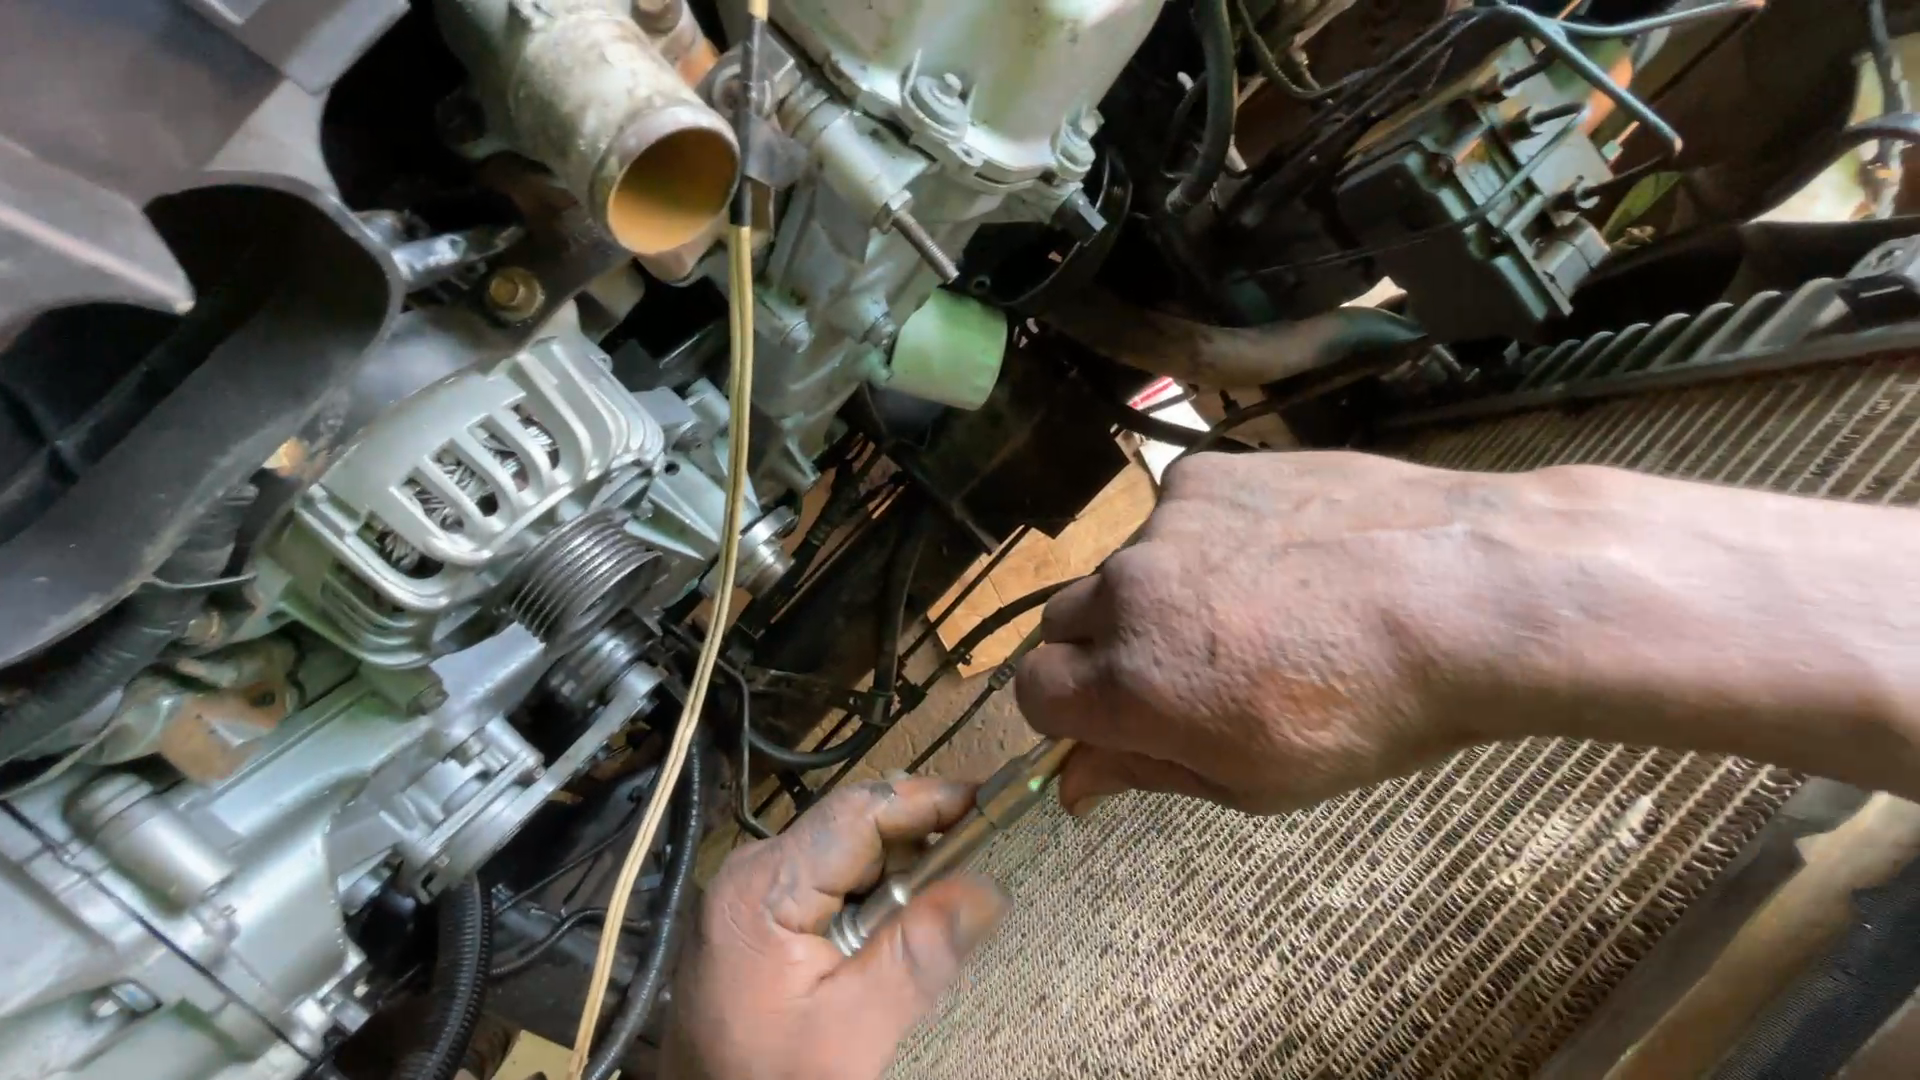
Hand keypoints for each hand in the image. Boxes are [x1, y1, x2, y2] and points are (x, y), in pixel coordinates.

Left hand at [665, 778, 1006, 1079]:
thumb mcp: (848, 1034)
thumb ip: (915, 957)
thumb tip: (988, 889)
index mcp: (764, 884)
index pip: (859, 811)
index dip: (926, 799)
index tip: (986, 799)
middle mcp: (755, 868)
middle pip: (856, 827)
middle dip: (919, 844)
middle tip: (975, 868)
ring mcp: (755, 886)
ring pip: (851, 852)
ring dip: (901, 875)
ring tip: (934, 914)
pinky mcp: (764, 909)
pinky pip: (835, 880)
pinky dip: (876, 897)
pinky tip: (895, 931)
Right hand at [1015, 451, 1523, 814]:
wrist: (1464, 593)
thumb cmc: (1369, 713)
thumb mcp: (1254, 780)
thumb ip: (1144, 772)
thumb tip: (1070, 784)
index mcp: (1129, 682)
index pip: (1032, 691)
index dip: (1063, 712)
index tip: (1107, 716)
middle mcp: (1124, 595)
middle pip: (1060, 624)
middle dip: (1096, 650)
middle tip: (1175, 662)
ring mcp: (1160, 525)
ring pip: (1121, 569)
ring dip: (1152, 593)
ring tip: (1247, 599)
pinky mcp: (1199, 475)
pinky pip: (1171, 516)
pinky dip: (1197, 539)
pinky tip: (1270, 549)